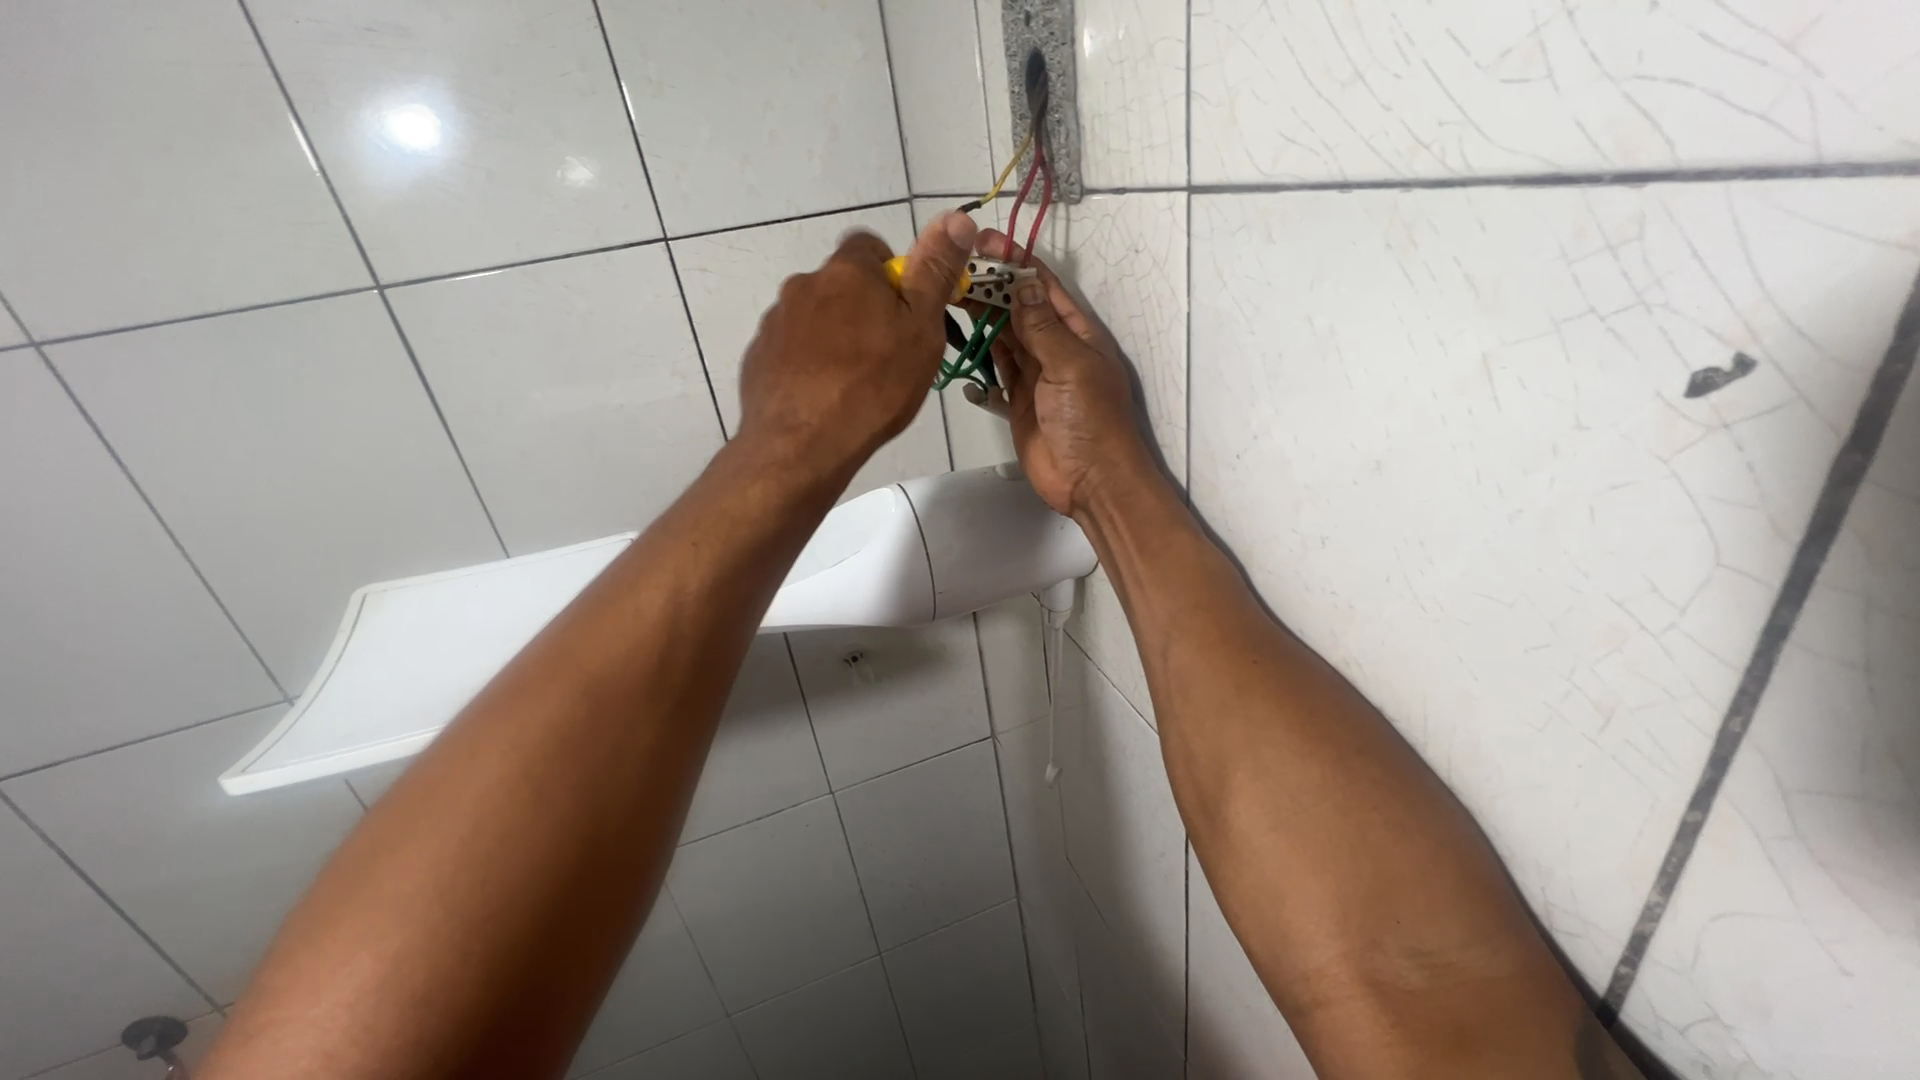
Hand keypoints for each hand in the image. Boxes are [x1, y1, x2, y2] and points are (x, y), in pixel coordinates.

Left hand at [736, 212, 976, 480]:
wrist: (802, 444)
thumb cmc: (874, 386)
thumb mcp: (920, 329)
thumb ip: (935, 272)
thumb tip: (957, 216)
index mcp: (846, 272)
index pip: (869, 247)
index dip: (892, 274)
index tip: (905, 312)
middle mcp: (803, 285)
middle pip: (840, 285)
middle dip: (862, 309)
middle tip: (887, 354)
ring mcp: (775, 323)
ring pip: (814, 319)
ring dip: (833, 337)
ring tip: (853, 384)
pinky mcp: (758, 358)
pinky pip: (791, 350)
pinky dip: (807, 364)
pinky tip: (822, 399)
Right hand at [976, 229, 1159, 519]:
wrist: (1092, 480)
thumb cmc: (1090, 420)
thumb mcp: (1071, 366)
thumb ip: (1043, 327)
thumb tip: (1021, 284)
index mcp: (1077, 332)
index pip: (1043, 287)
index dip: (1015, 264)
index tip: (983, 243)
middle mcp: (1056, 348)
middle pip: (1019, 308)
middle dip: (991, 287)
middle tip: (953, 269)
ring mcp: (1036, 375)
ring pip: (1005, 337)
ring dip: (981, 317)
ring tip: (949, 295)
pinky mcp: (1019, 401)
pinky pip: (998, 370)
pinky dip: (981, 356)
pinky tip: (961, 340)